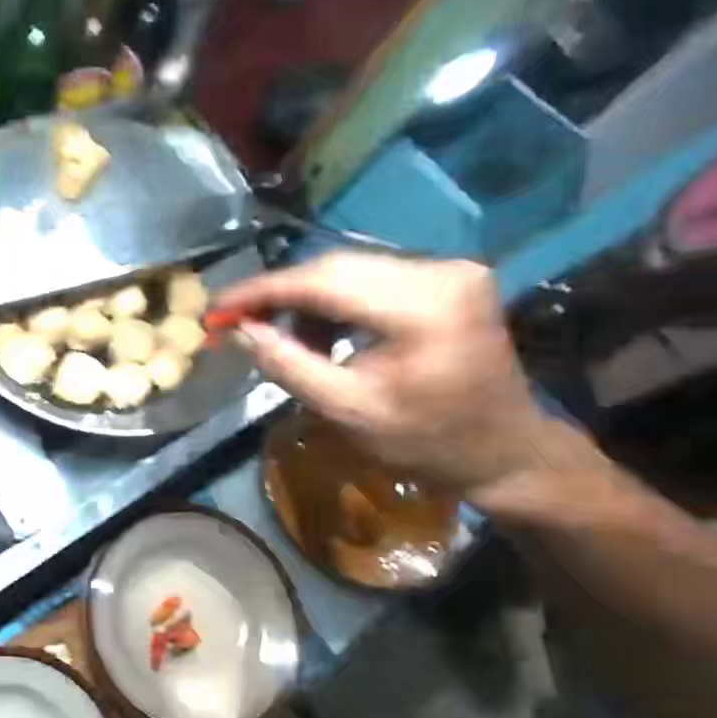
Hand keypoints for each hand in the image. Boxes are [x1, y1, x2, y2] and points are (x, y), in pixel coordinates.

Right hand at [221, 252, 554, 498]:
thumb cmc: (422, 440)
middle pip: (334, 268)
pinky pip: (371, 278)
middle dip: (278, 295)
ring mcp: (448, 269)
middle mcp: (440, 271)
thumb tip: (239, 330)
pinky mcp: (447, 278)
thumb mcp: (345, 409)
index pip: (321, 282)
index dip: (260, 292)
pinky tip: (324, 336)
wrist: (501, 450)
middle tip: (236, 324)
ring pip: (349, 270)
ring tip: (287, 342)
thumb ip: (288, 365)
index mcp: (421, 306)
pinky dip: (335, 304)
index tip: (215, 308)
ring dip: (306, 302)